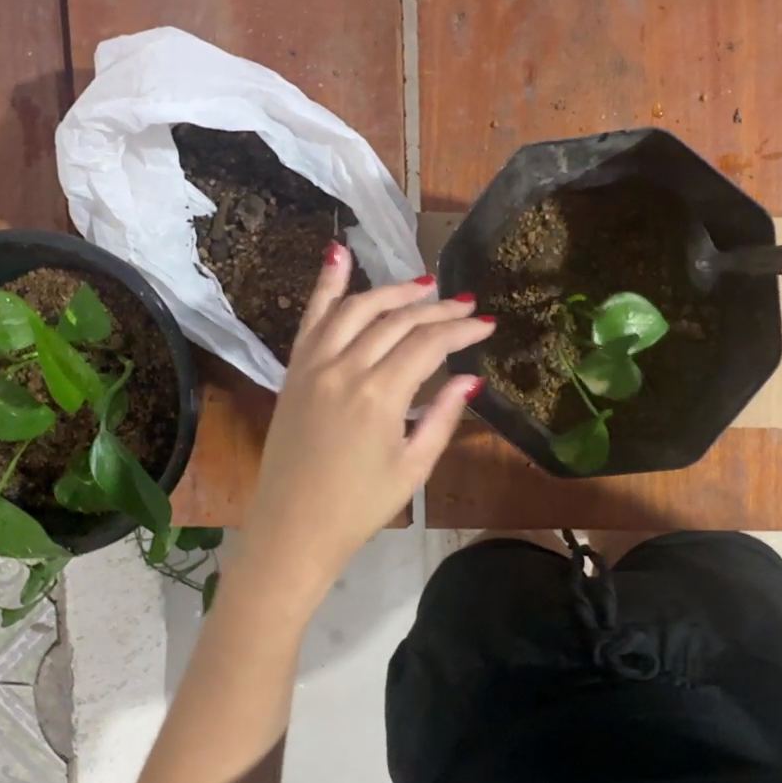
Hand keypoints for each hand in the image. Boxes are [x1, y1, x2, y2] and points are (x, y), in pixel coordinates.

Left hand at [237, 243, 491, 587]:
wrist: (293, 528)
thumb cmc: (360, 507)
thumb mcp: (414, 467)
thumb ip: (443, 417)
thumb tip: (471, 377)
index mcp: (380, 396)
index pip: (429, 344)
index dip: (462, 329)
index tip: (488, 324)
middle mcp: (345, 368)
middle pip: (397, 321)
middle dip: (436, 308)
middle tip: (466, 303)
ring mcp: (313, 365)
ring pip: (356, 309)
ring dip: (392, 292)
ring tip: (423, 286)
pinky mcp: (294, 371)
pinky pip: (312, 317)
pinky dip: (327, 284)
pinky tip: (340, 254)